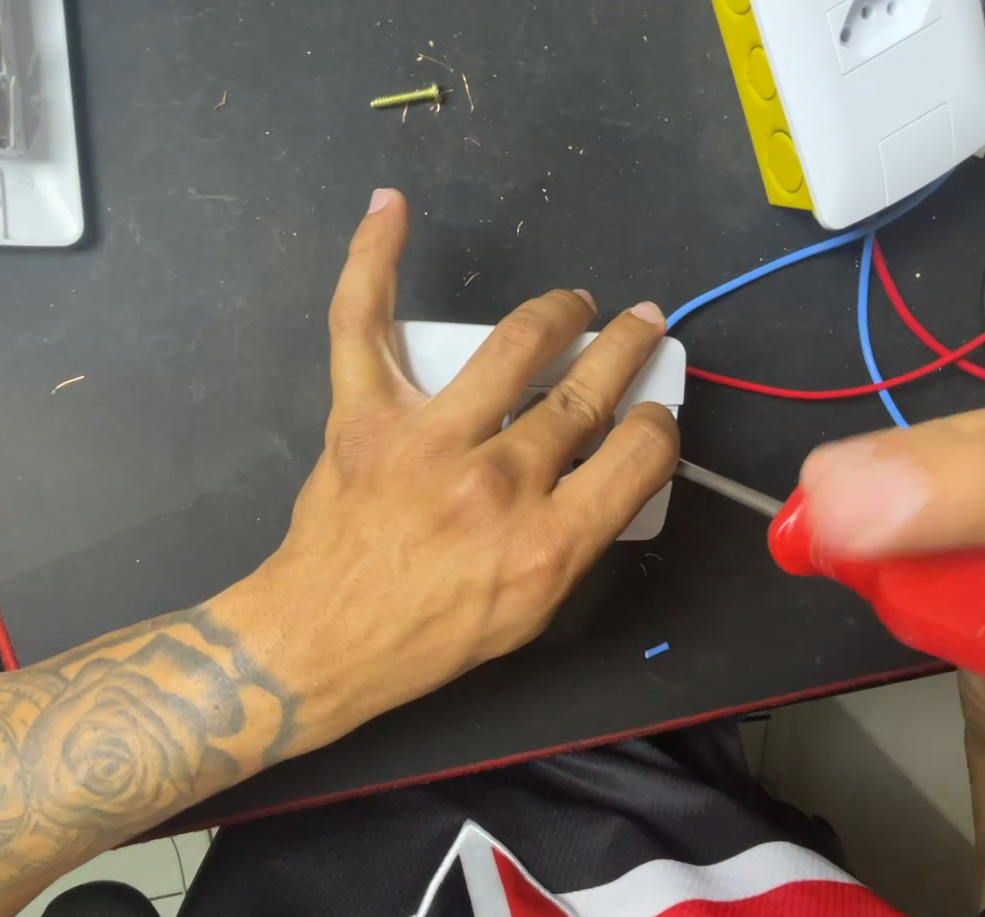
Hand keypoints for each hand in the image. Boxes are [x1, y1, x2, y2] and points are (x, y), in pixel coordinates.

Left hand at [246, 188, 678, 739]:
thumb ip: (579, 539)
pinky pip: (364, 323)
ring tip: (574, 304)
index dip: (658, 423)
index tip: (650, 415)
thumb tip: (607, 469)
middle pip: (587, 391)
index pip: (640, 450)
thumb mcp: (531, 611)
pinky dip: (372, 260)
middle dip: (627, 347)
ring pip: (515, 345)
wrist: (326, 640)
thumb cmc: (434, 637)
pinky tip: (391, 208)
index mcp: (551, 540)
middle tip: (641, 324)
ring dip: (559, 312)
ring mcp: (428, 441)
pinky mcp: (364, 417)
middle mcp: (499, 482)